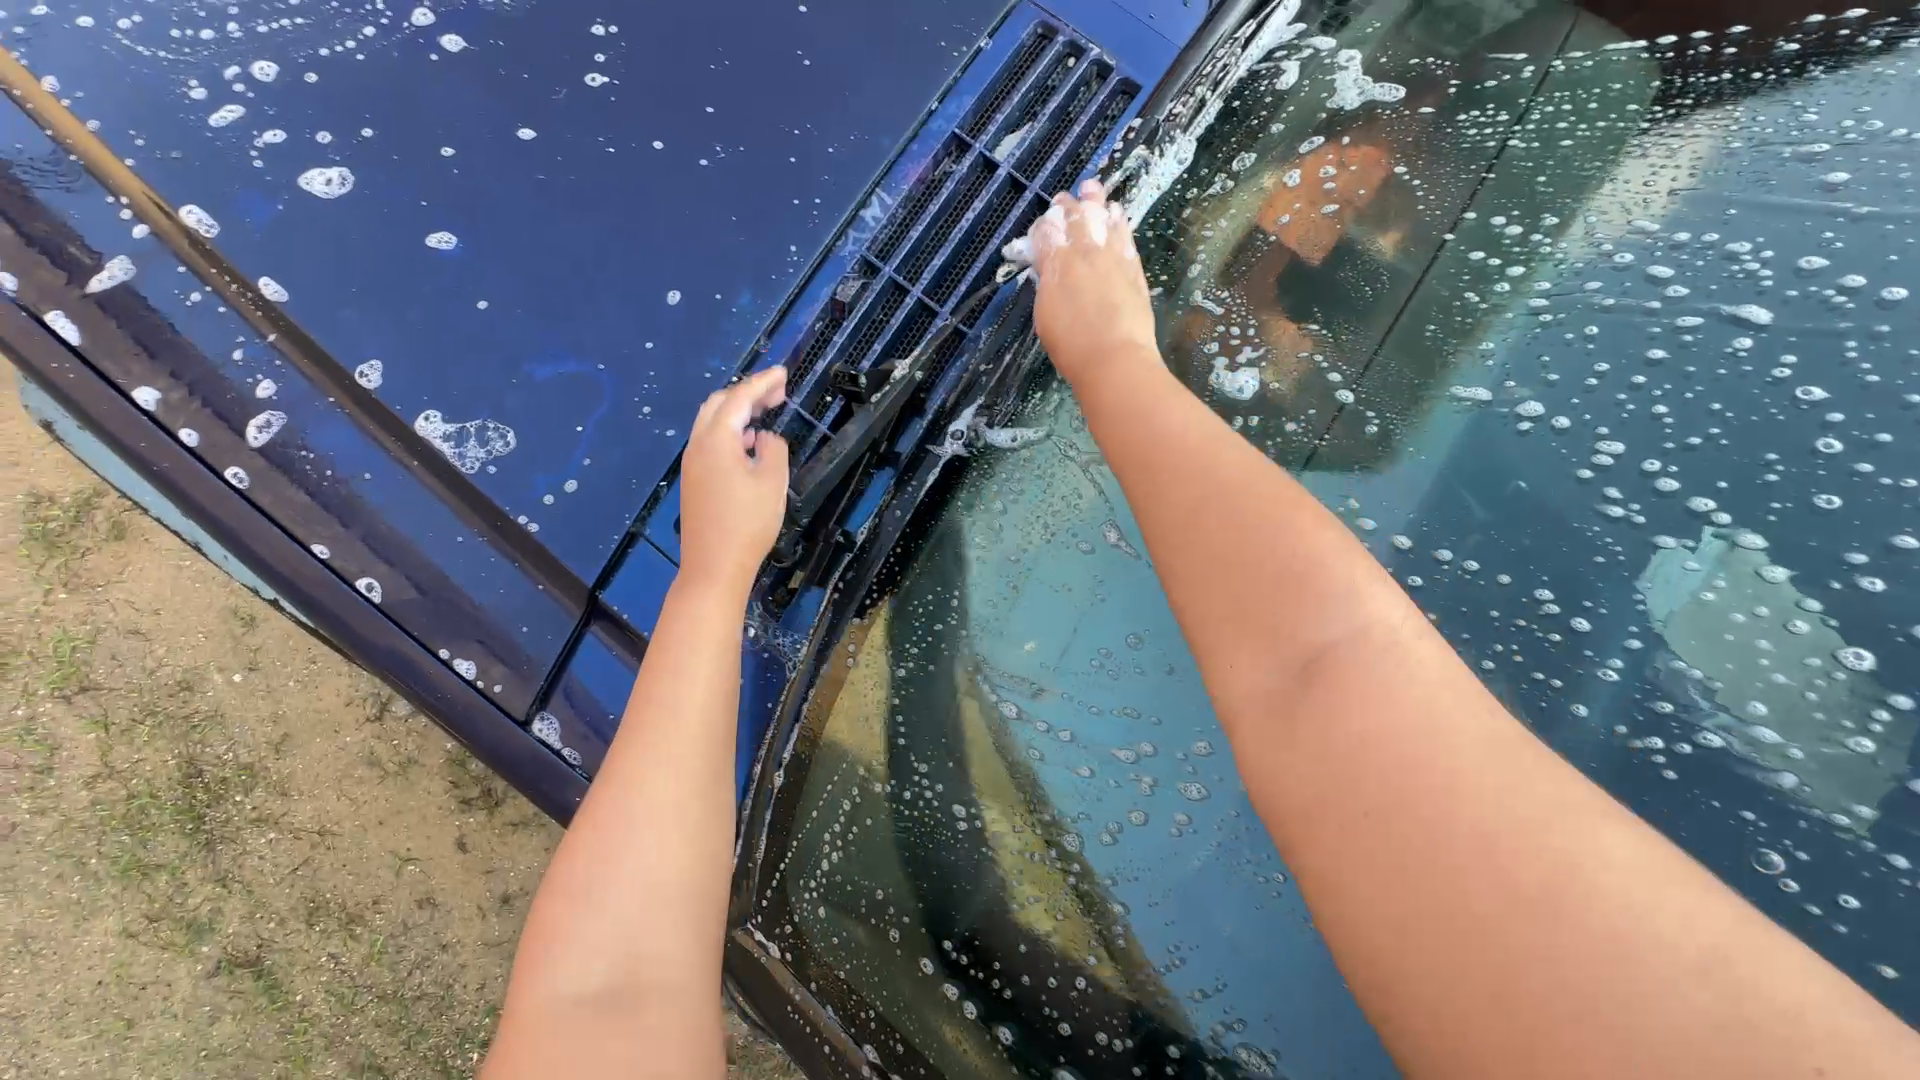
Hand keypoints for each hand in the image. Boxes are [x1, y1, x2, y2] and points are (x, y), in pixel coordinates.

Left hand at [677, 366, 790, 594]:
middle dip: (747, 394)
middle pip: (717, 405)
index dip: (762, 383)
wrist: (714, 567)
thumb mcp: (772, 483)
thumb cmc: (748, 524)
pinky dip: (730, 433)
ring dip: (737, 413)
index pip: (738, 399)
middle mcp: (698, 446)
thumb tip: (764, 438)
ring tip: (766, 414)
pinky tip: (750, 445)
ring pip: (711, 424)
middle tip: (777, 393)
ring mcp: (692, 464)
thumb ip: (773, 450)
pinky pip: (710, 443)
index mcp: (716, 440)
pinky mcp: (694, 481)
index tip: (783, 374)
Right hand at [1027, 179, 1159, 388]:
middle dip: (1068, 206)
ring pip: (1104, 219)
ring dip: (1097, 203)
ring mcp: (1113, 257)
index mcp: (1056, 265)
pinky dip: (1120, 223)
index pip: (1046, 233)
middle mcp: (1084, 253)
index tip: (1042, 226)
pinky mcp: (1134, 268)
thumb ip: (1048, 286)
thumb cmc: (1071, 347)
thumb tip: (1049, 271)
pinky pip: (1126, 237)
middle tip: (1065, 198)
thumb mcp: (1045, 316)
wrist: (1114, 358)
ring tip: (1093, 191)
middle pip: (1075, 218)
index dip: (1043, 226)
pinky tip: (1118, 216)